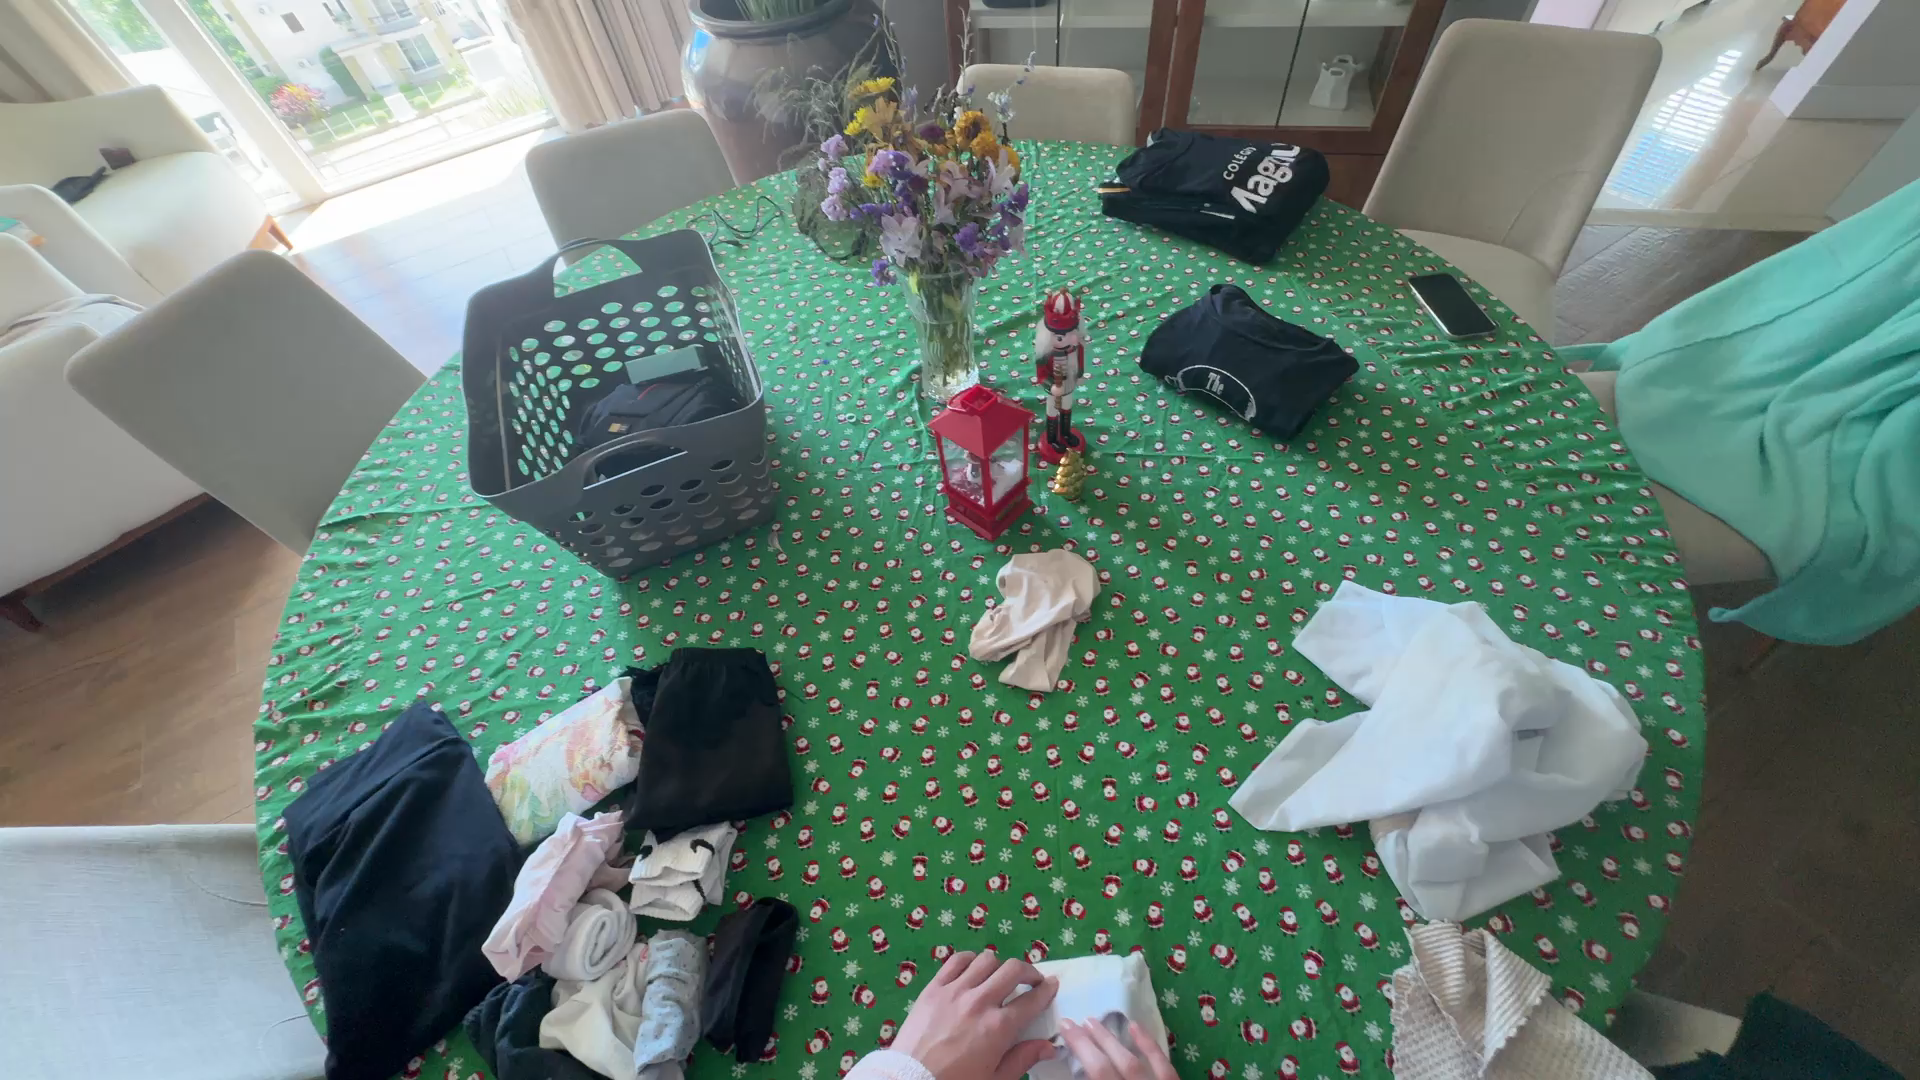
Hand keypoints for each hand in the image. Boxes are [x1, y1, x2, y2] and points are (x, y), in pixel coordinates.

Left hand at [891, 949, 1058, 1079]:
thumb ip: (1022, 1060)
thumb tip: (1048, 1045)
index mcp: (998, 1028)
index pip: (1031, 1001)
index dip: (1046, 990)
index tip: (1053, 984)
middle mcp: (980, 1001)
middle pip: (1012, 969)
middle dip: (1028, 971)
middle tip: (1031, 980)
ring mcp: (955, 990)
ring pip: (986, 959)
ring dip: (998, 966)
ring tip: (999, 977)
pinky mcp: (934, 986)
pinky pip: (957, 960)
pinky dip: (970, 960)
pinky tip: (973, 970)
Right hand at [1058, 1018, 1179, 1079]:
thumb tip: (1078, 1069)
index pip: (1097, 1072)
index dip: (1080, 1047)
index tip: (1064, 1026)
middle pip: (1111, 1065)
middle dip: (1090, 1042)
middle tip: (1073, 1021)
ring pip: (1134, 1063)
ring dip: (1112, 1041)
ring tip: (1093, 1022)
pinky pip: (1164, 1067)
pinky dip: (1150, 1046)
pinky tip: (1136, 1026)